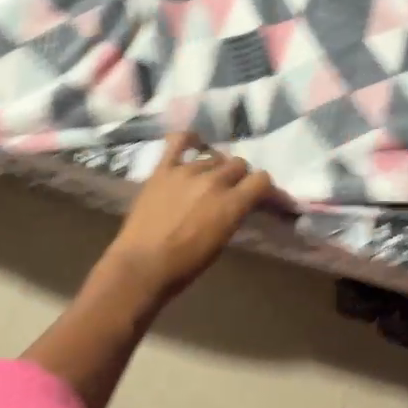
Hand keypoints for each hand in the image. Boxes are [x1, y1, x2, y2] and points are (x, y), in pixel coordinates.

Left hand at [102, 133, 282, 299]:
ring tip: (209, 180)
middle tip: (233, 191)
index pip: (262, 180)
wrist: (140, 267)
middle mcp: (213, 180)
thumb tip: (242, 203)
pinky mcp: (163, 169)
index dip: (266, 188)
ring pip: (213, 156)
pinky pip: (178, 142)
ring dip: (217, 168)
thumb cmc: (184, 266)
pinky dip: (189, 139)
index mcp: (231, 203)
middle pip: (239, 164)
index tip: (264, 197)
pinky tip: (193, 143)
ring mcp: (186, 171)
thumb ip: (235, 215)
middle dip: (240, 177)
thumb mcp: (221, 241)